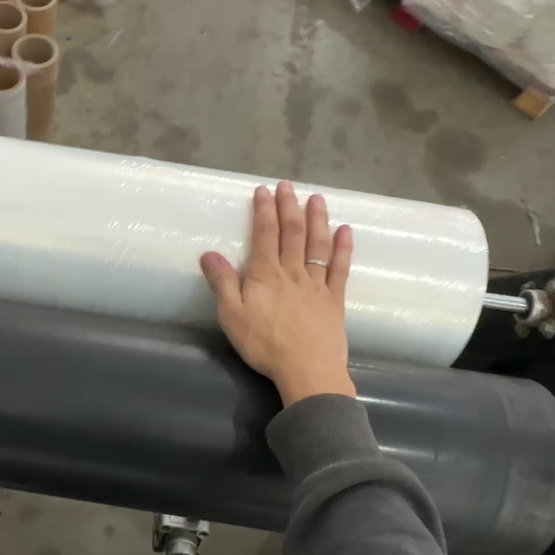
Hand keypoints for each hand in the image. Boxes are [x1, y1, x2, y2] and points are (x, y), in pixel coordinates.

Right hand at [200, 181, 355, 406]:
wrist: (307, 369)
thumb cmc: (264, 344)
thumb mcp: (232, 316)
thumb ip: (222, 283)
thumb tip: (209, 253)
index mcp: (266, 275)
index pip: (265, 234)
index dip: (264, 210)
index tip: (263, 190)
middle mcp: (292, 272)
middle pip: (292, 233)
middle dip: (289, 206)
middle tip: (288, 185)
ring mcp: (317, 284)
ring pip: (317, 245)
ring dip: (317, 219)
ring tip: (317, 198)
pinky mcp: (334, 299)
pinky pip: (340, 268)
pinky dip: (343, 248)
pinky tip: (345, 231)